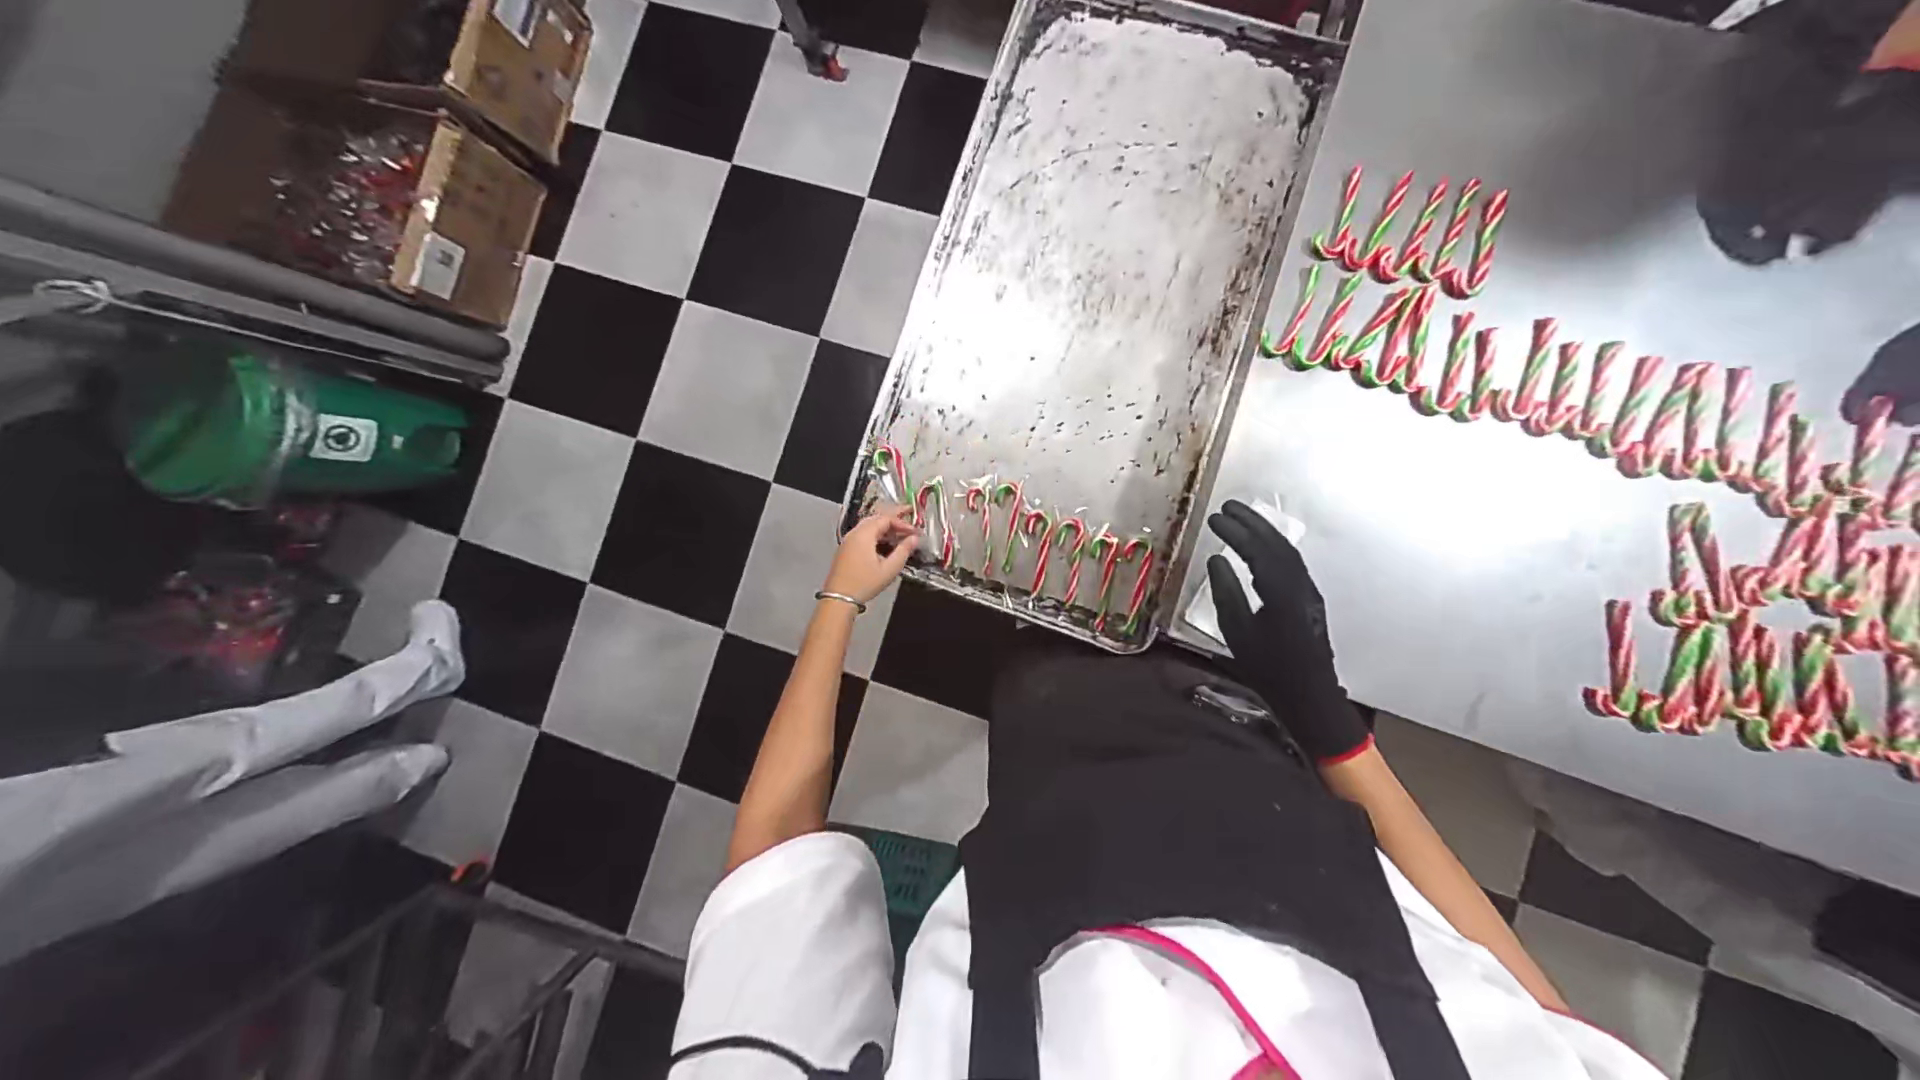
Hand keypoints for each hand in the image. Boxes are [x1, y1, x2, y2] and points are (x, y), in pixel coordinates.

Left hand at [824, 504, 919, 604]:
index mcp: (864, 534)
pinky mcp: (846, 550)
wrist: (839, 598)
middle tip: (909, 522)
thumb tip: (914, 538)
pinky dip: (876, 536)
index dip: (902, 523)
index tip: (915, 532)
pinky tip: (886, 546)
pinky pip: (863, 536)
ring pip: (869, 527)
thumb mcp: (889, 569)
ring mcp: (848, 541)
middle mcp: (854, 533)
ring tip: (900, 536)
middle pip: (876, 519)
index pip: (886, 519)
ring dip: (885, 529)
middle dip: (894, 520)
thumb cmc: (864, 583)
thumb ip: (903, 551)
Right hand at [1206, 499, 1369, 763]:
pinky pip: (1291, 562)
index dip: (1235, 532)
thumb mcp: (1237, 633)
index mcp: (1281, 593)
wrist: (1309, 695)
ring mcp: (1308, 591)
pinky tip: (1259, 546)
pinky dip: (1272, 547)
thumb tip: (1216, 560)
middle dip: (1252, 522)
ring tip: (1240, 519)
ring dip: (1264, 532)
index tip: (1214, 517)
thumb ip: (1226, 593)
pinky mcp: (1309, 598)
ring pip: (1287, 551)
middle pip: (1277, 544)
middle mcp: (1300, 585)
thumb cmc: (1268, 669)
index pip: (1257, 551)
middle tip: (1228, 506)